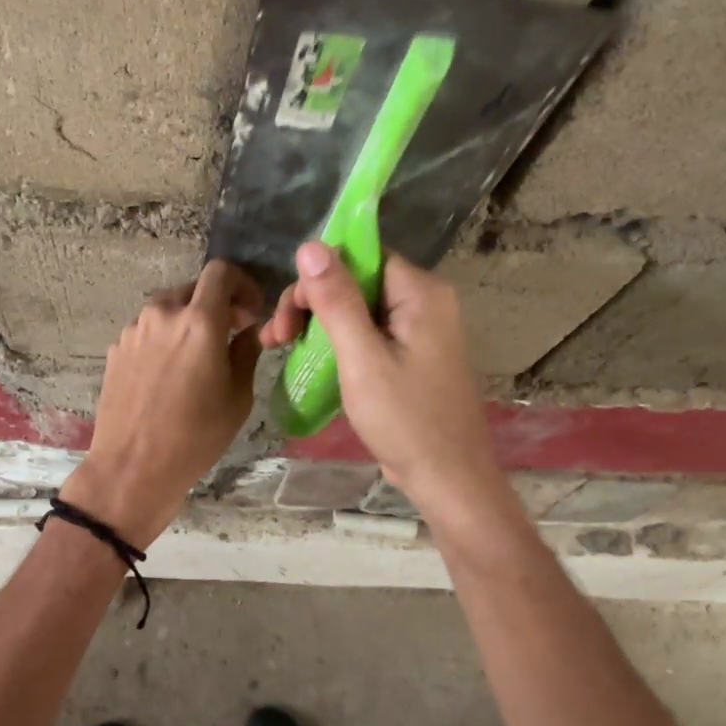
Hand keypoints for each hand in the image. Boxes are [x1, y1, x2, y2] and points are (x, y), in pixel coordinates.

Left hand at [60, 260, 263, 547]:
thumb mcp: (237, 397)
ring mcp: (134, 330)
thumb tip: (248, 330)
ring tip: (198, 358)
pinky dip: (165, 339)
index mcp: (199, 321)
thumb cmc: (195, 437)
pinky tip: (169, 375)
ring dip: (188, 321)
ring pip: (168, 310)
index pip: (221, 272)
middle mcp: (162, 314)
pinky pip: (148, 331)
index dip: (242, 284)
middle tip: (231, 335)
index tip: (250, 311)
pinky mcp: (116, 349)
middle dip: (217, 304)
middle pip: (194, 289)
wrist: (132, 468)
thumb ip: (245, 352)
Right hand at [261, 242, 507, 530]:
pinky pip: (367, 334)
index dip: (319, 275)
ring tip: (280, 348)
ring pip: (357, 309)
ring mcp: (420, 331)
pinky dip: (336, 343)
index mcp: (421, 293)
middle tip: (277, 338)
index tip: (290, 311)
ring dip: (317, 324)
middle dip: (311, 303)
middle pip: (356, 281)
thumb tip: (310, 245)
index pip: (361, 257)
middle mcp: (425, 303)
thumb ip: (336, 300)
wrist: (449, 481)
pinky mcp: (411, 356)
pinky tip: (305, 359)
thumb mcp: (362, 358)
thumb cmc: (407, 420)